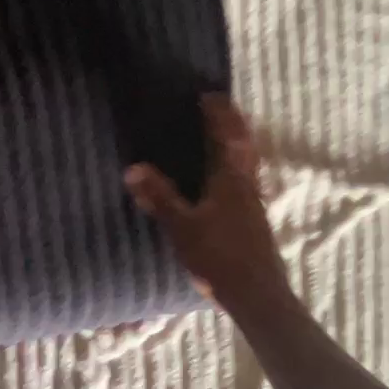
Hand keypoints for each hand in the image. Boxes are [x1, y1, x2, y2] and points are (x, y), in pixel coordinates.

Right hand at [122, 95, 291, 311]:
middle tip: (220, 110)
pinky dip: (234, 167)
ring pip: (247, 164)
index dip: (219, 115)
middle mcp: (247, 185)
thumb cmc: (218, 255)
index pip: (227, 137)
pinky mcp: (253, 220)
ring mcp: (253, 204)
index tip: (208, 96)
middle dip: (233, 125)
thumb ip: (159, 197)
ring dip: (236, 145)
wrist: (255, 292)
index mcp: (231, 180)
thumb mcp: (182, 226)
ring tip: (221, 137)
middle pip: (244, 146)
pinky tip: (223, 180)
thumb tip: (133, 168)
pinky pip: (244, 181)